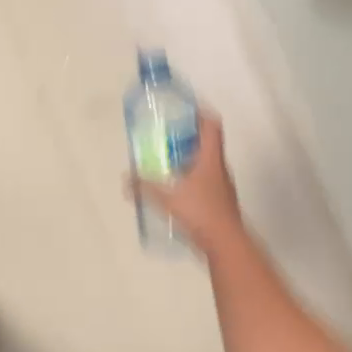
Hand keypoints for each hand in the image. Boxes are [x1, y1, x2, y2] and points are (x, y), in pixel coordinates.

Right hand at [129, 110, 242, 249]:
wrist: (225, 243)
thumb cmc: (201, 213)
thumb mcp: (167, 198)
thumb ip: (145, 187)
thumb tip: (126, 178)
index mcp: (211, 159)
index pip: (211, 127)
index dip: (200, 113)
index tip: (184, 108)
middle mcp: (218, 168)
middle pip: (206, 144)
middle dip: (186, 137)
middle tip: (164, 135)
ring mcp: (220, 186)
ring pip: (203, 163)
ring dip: (186, 158)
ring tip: (163, 161)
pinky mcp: (216, 201)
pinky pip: (201, 181)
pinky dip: (187, 178)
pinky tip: (171, 189)